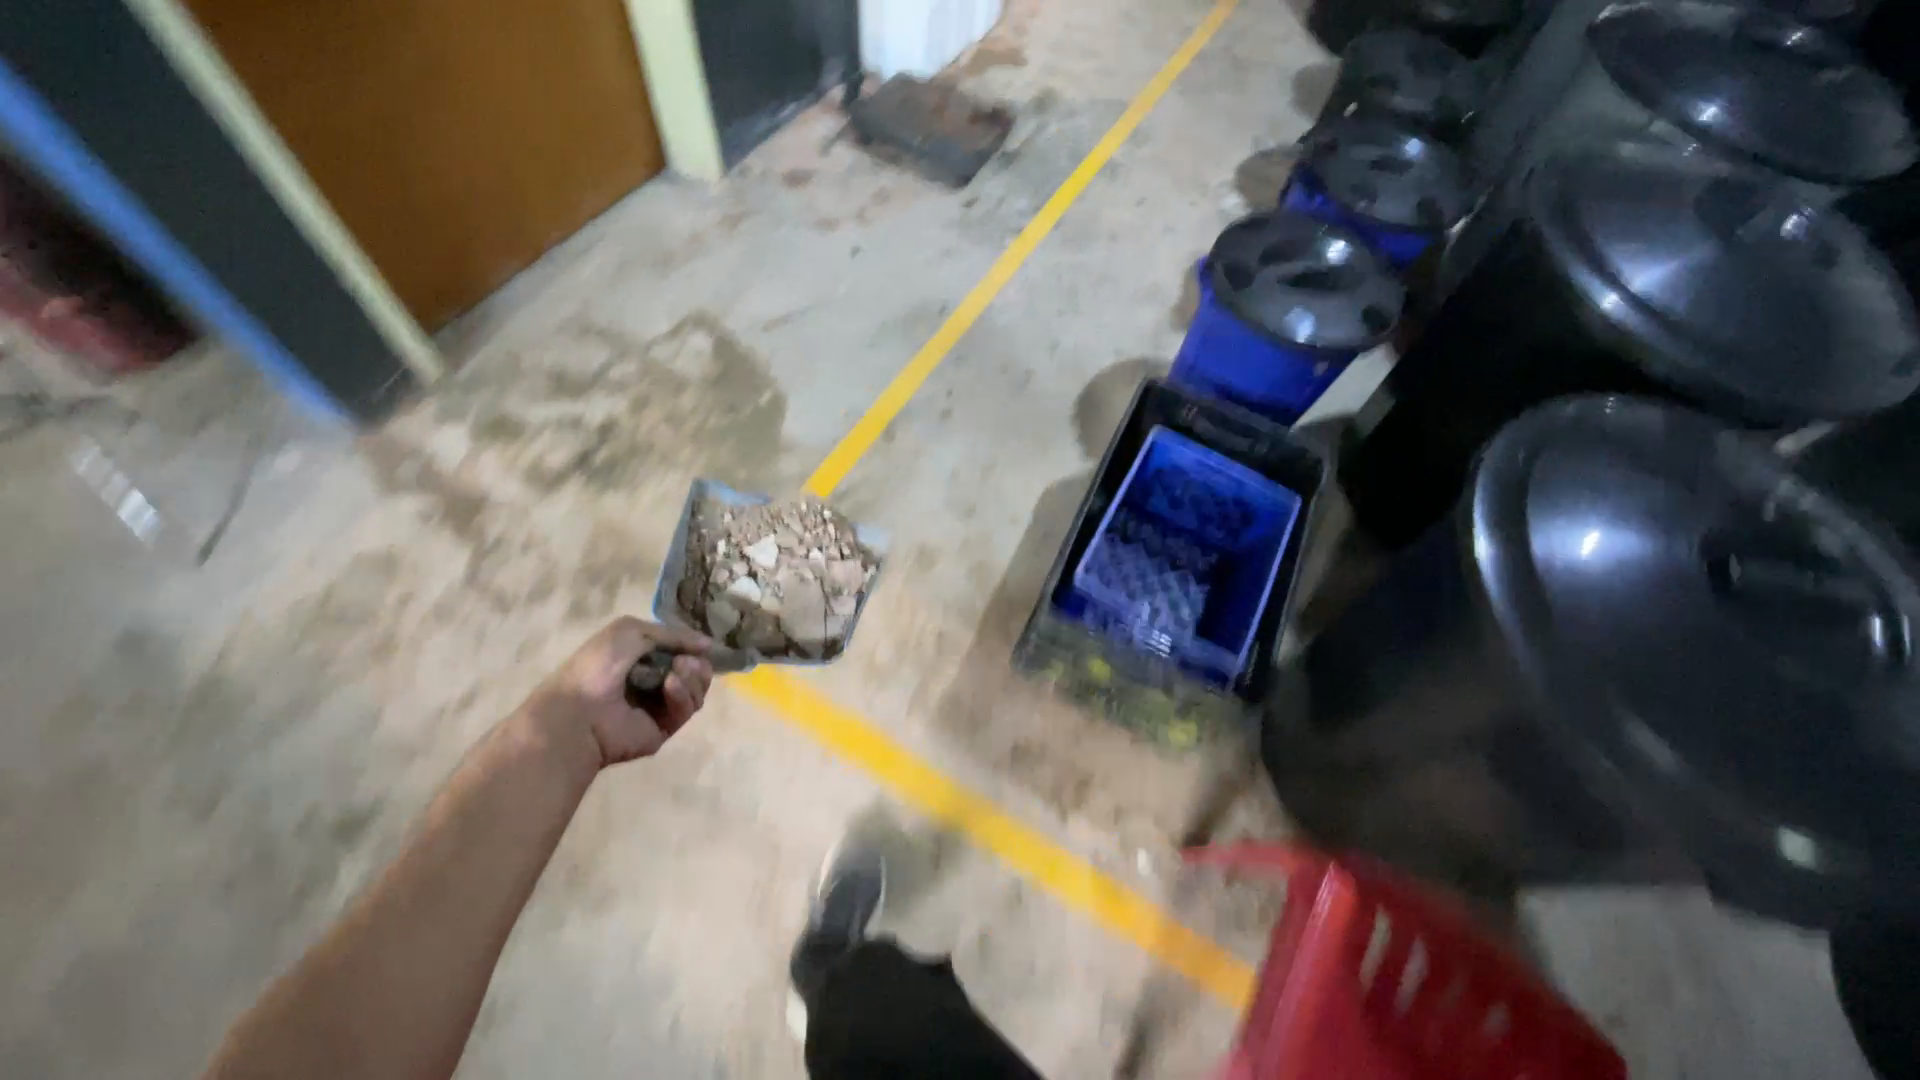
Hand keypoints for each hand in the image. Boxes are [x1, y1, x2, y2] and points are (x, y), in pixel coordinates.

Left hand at [522, 617, 712, 767]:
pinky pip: (687, 710)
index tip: (701, 646)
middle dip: (695, 664)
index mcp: (641, 658)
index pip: (681, 650)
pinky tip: (671, 687)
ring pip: (696, 690)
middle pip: (695, 672)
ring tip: (676, 673)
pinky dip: (683, 695)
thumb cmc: (597, 667)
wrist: (578, 712)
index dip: (692, 647)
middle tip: (684, 662)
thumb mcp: (630, 631)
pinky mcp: (665, 728)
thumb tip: (709, 644)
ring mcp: (660, 706)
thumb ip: (672, 634)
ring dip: (692, 678)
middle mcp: (654, 681)